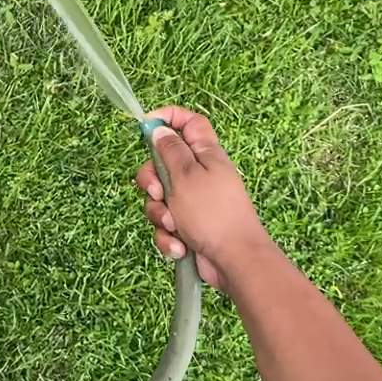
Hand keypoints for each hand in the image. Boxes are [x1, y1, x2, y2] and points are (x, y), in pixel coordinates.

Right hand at [134, 106, 273, 292]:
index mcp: (206, 155)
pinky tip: (179, 246)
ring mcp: (193, 202)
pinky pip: (165, 223)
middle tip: (157, 192)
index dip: (168, 117)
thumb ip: (169, 150)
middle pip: (162, 163)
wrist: (235, 263)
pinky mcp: (188, 226)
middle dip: (151, 180)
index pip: (189, 122)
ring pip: (159, 197)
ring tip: (172, 225)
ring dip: (159, 213)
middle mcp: (199, 175)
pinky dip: (167, 235)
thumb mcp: (186, 176)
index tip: (145, 125)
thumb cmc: (212, 213)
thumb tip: (159, 129)